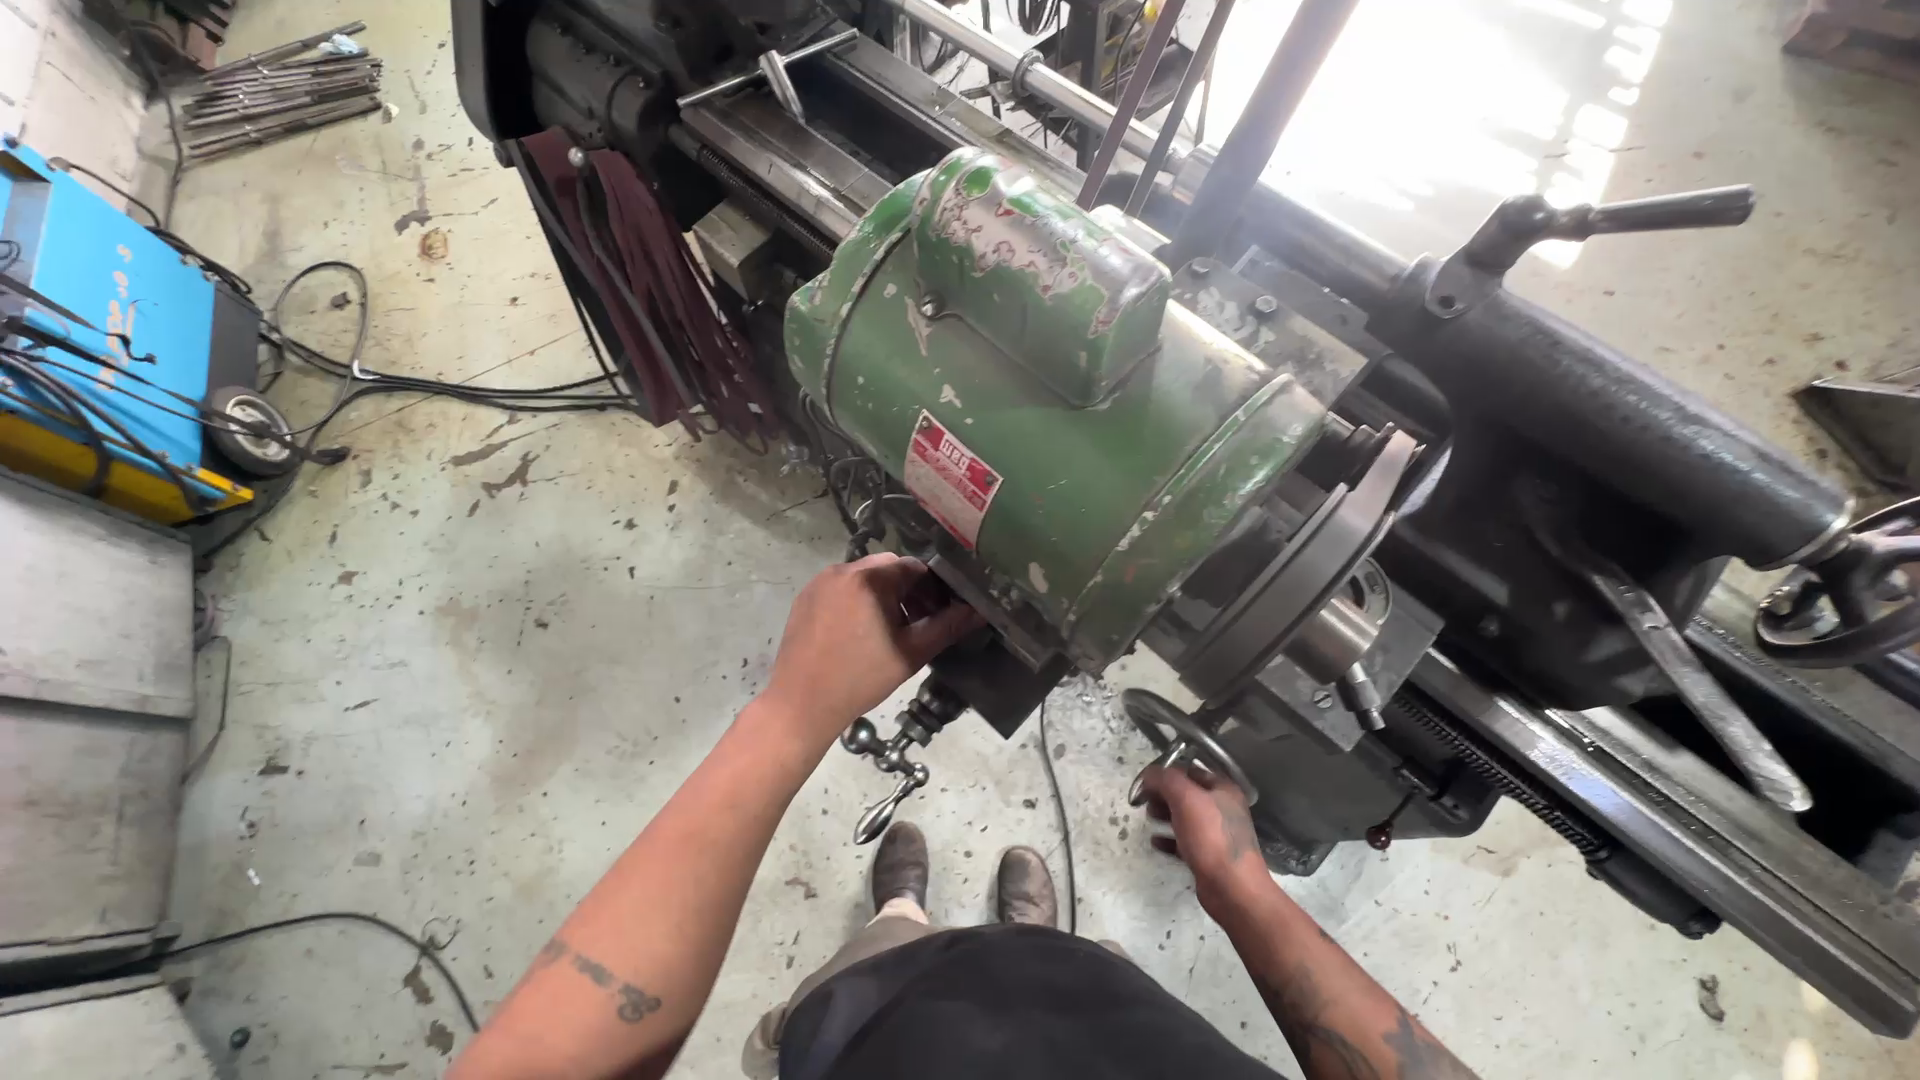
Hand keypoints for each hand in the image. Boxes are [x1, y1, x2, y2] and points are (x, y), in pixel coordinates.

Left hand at [758, 553, 982, 745]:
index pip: (915, 567)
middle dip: (908, 590)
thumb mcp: (911, 653)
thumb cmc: (860, 679)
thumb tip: (977, 610)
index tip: (939, 614)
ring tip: (889, 630)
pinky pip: (841, 588)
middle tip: (917, 623)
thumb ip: (947, 627)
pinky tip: (860, 633)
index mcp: (870, 579)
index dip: (934, 588)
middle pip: (888, 568)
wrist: (802, 704)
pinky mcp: (805, 597)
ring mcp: (820, 583)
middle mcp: (842, 570)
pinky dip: (857, 601)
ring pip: (864, 577)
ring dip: (883, 594)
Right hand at [1139, 763, 1275, 920]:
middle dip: (1163, 795)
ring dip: (1164, 815)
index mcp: (1223, 789)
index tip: (1145, 783)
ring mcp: (1216, 834)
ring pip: (1184, 817)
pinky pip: (1183, 841)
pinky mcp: (1208, 856)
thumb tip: (1149, 774)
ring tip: (1149, 819)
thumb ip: (1165, 780)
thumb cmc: (1211, 838)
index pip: (1189, 770)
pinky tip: (1155, 842)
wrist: (1232, 888)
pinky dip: (1168, 839)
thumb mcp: (1186, 799)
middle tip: (1146, 802)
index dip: (1165, 774)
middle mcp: (1222, 808)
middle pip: (1185, 794)